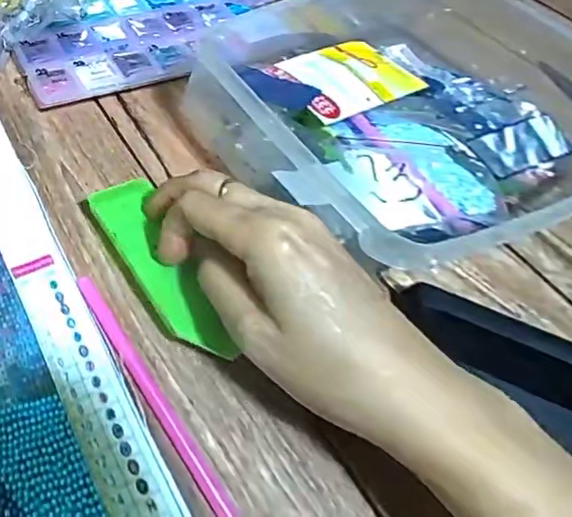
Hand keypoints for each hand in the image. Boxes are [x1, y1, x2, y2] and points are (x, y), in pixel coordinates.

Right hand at [147, 172, 571, 516]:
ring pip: (237, 190)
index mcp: (263, 234)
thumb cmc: (327, 369)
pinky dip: (230, 213)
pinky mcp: (321, 236)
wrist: (414, 390)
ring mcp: (307, 220)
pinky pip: (260, 206)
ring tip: (189, 237)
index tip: (166, 262)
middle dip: (177, 196)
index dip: (169, 224)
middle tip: (157, 225)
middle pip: (213, 181)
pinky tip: (229, 244)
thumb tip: (203, 256)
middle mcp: (283, 213)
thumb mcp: (253, 335)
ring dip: (204, 204)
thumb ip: (215, 281)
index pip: (195, 203)